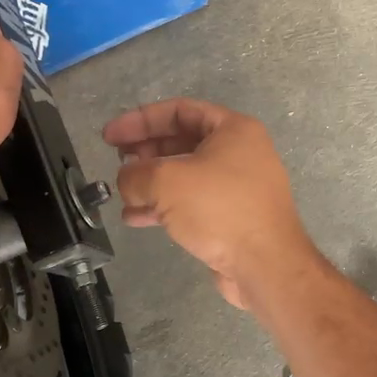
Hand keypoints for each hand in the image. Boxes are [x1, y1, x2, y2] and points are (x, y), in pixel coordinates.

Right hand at [104, 98, 319, 309]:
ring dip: (152, 182)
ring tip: (124, 191)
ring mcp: (238, 189)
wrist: (266, 265)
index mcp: (234, 130)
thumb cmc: (220, 209)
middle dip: (147, 151)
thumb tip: (128, 182)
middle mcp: (240, 154)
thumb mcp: (167, 181)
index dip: (140, 120)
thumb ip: (136, 174)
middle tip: (118, 162)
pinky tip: (135, 217)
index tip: (110, 135)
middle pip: (183, 142)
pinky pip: (192, 204)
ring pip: (186, 176)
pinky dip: (164, 208)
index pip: (180, 111)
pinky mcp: (233, 219)